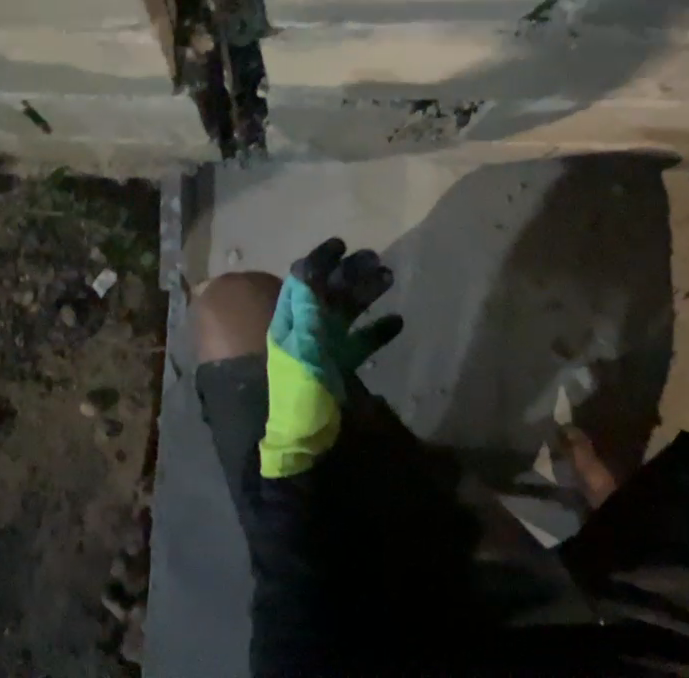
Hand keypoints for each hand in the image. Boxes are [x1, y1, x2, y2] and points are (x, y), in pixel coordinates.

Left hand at [259, 238, 402, 478]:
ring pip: (346, 312)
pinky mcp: (339, 368)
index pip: (303, 280)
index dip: (320, 259)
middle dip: (350, 272)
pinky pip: (360, 342)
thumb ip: (306, 309)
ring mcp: (323, 348)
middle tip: (376, 258)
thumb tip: (307, 267)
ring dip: (366, 294)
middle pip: (328, 292)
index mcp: (290, 321)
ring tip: (389, 277)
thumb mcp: (301, 348)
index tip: (343, 244)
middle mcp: (305, 330)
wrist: (304, 444)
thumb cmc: (299, 394)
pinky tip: (398, 322)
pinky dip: (377, 330)